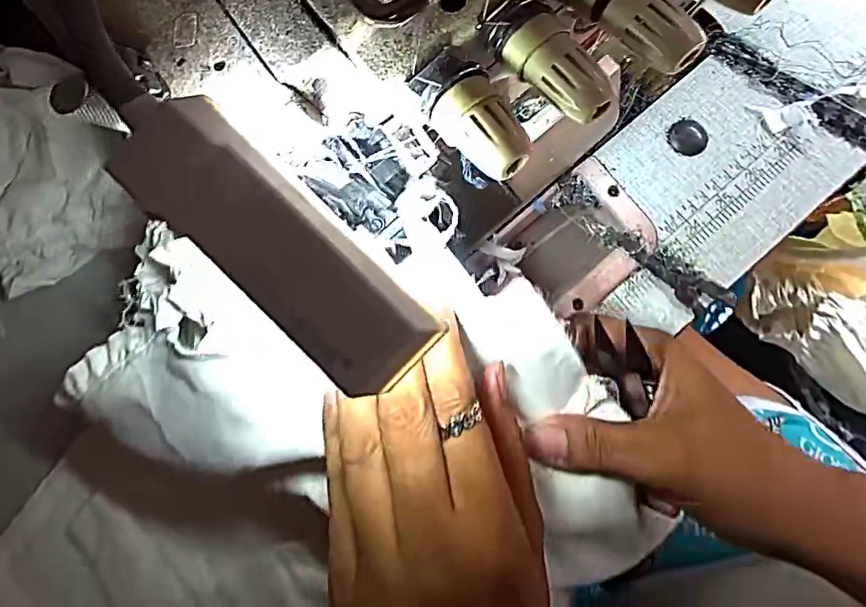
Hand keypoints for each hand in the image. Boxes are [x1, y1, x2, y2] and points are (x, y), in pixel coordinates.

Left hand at [323, 314, 546, 606]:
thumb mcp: (530, 541)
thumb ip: (509, 455)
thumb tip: (490, 380)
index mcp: (483, 528)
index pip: (458, 417)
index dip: (444, 355)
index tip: (437, 313)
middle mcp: (424, 534)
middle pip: (405, 421)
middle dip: (402, 352)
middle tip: (401, 305)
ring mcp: (374, 549)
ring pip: (362, 442)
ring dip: (365, 378)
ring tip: (369, 330)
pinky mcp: (340, 561)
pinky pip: (335, 477)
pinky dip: (337, 423)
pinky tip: (343, 387)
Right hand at [522, 320, 807, 551]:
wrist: (787, 513)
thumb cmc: (734, 468)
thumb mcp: (660, 454)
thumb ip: (597, 444)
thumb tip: (533, 433)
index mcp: (659, 351)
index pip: (598, 330)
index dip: (562, 339)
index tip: (523, 358)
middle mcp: (656, 369)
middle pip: (597, 367)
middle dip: (565, 385)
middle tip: (525, 401)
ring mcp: (658, 402)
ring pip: (605, 401)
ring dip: (582, 418)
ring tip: (544, 431)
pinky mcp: (660, 433)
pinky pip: (616, 429)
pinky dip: (600, 443)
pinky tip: (582, 462)